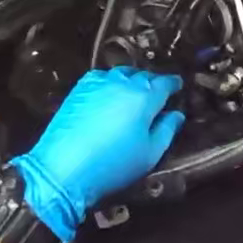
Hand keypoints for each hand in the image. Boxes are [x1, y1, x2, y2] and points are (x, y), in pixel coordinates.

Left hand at [10, 68, 185, 241]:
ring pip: (121, 74)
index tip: (177, 86)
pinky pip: (101, 77)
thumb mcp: (150, 154)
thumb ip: (167, 130)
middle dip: (153, 82)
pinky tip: (110, 92)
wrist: (64, 168)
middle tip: (157, 93)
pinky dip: (111, 81)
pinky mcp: (79, 90)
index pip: (165, 83)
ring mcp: (98, 84)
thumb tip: (176, 115)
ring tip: (134, 91)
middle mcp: (123, 84)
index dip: (173, 84)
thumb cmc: (113, 165)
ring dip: (131, 79)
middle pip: (143, 76)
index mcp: (144, 97)